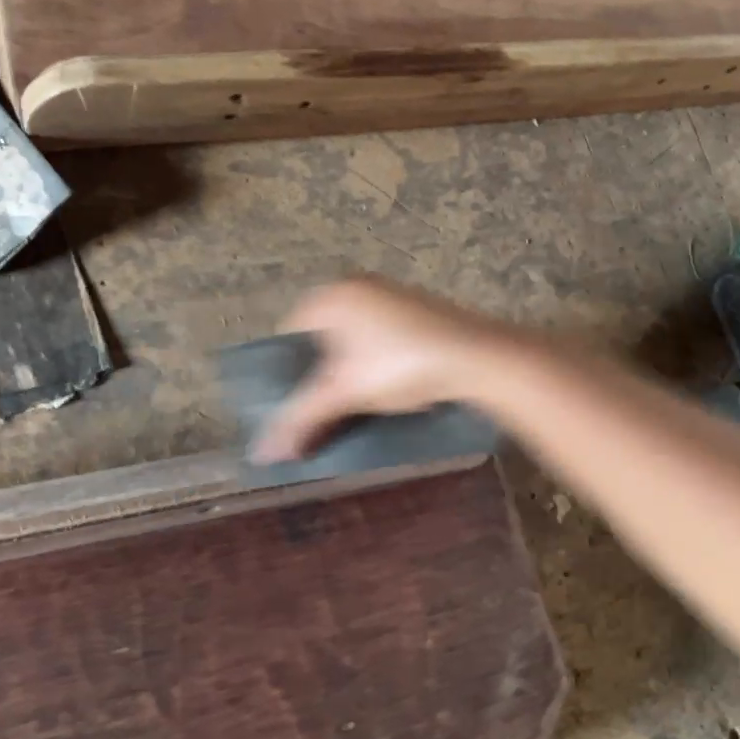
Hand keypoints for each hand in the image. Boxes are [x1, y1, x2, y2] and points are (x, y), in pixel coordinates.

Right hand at [253, 277, 521, 461]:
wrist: (476, 358)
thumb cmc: (400, 366)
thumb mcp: (344, 393)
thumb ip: (302, 419)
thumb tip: (263, 453)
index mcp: (333, 294)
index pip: (289, 334)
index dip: (285, 372)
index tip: (294, 403)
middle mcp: (358, 286)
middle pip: (321, 337)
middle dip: (320, 374)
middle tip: (324, 407)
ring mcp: (392, 295)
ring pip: (353, 340)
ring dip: (350, 372)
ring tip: (356, 404)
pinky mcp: (419, 311)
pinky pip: (381, 339)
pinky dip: (377, 363)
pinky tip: (390, 389)